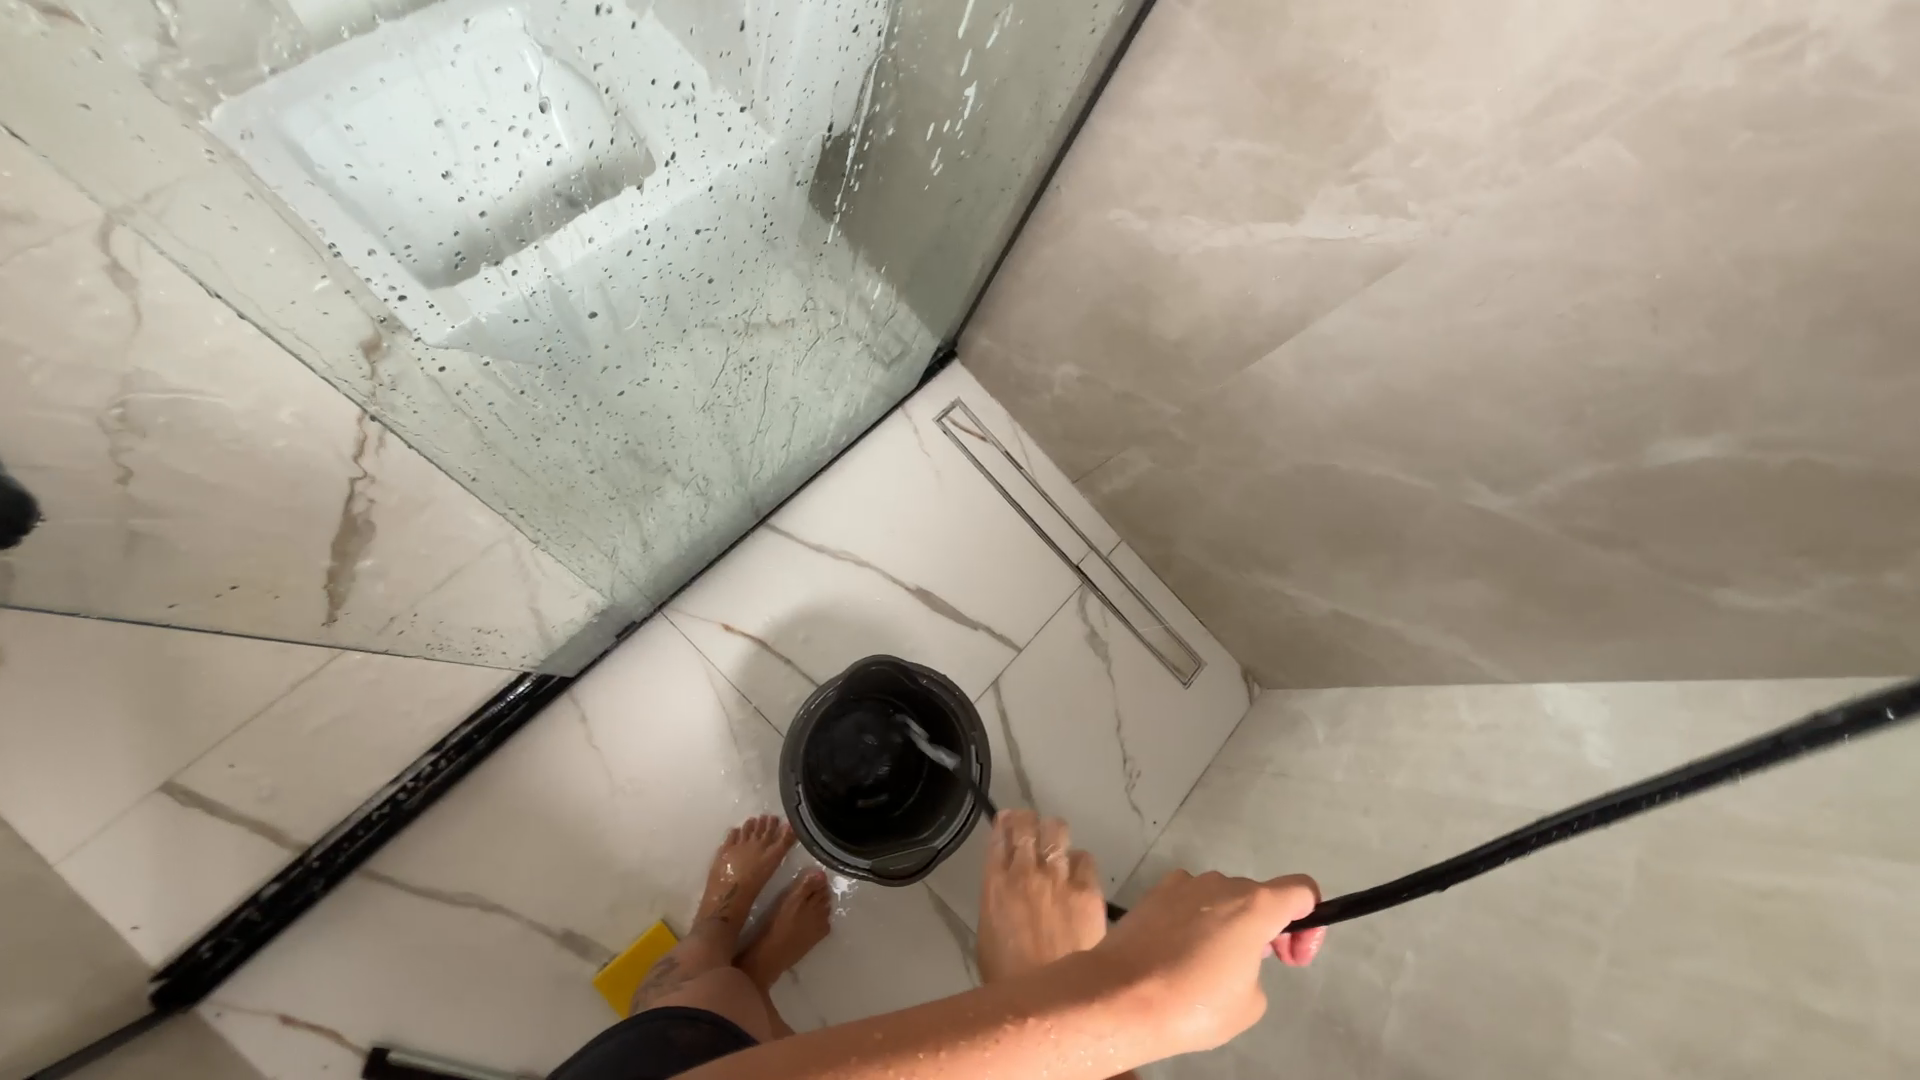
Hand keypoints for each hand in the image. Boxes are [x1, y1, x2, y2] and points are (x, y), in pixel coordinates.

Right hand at [977, 809, 1108, 983]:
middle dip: (1028, 820)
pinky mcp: (1088, 890)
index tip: (1007, 820)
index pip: (999, 835)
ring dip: (1054, 835)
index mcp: (995, 883)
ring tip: (1056, 845)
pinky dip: (1080, 864)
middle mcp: (1025, 871)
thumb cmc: (1008, 979)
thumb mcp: (989, 934)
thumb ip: (998, 900)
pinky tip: (1078, 878)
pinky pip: (1085, 858)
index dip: (1004, 823)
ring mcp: (1058, 878)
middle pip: (1026, 823)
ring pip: (1057, 830)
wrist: (1050, 1005)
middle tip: (1031, 828)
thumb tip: (1008, 886)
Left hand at [1091, 869, 1325, 1053]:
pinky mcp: (1153, 892)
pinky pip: (1188, 900)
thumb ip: (1257, 966)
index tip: (1292, 956)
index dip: (1310, 922)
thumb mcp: (1251, 1001)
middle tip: (1254, 968)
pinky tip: (1179, 953)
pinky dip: (1194, 919)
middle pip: (1257, 895)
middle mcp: (1219, 883)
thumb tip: (1238, 954)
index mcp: (1253, 905)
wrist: (1123, 994)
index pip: (1301, 890)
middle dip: (1266, 928)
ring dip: (1227, 922)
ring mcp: (1182, 883)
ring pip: (1220, 897)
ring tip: (1210, 966)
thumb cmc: (1195, 1003)